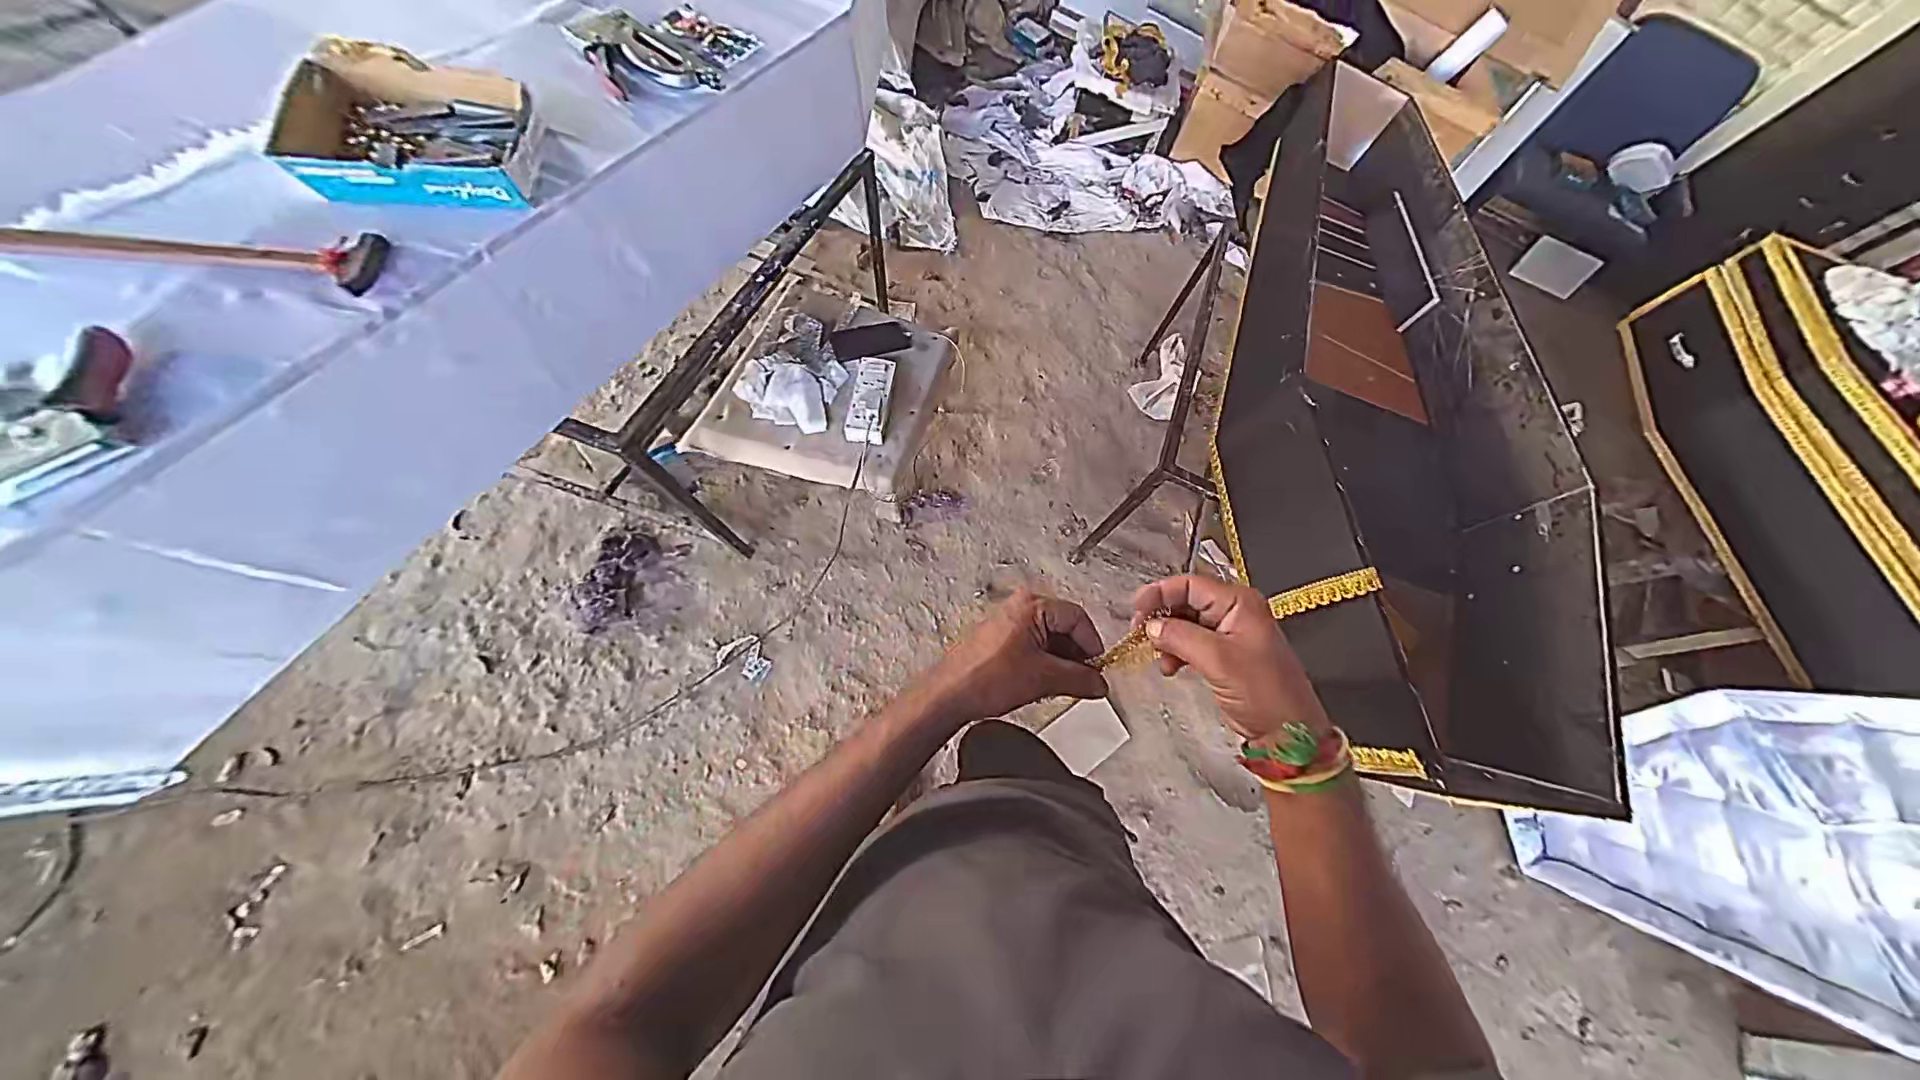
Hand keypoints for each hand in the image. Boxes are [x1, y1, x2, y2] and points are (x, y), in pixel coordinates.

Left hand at [918, 589, 1108, 723]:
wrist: (948, 695)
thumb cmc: (983, 678)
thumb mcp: (1044, 678)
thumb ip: (1079, 679)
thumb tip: (1098, 683)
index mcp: (1031, 606)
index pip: (1078, 618)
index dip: (1092, 645)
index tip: (1097, 669)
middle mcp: (1019, 607)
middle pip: (1065, 626)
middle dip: (1076, 655)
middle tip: (1084, 680)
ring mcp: (1009, 623)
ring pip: (1049, 638)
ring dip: (1061, 662)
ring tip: (1063, 685)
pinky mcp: (1001, 639)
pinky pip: (1033, 646)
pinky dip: (1044, 663)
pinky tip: (1043, 684)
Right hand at [1132, 574, 1328, 740]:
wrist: (1287, 734)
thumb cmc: (1267, 695)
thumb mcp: (1218, 660)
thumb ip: (1180, 636)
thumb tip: (1152, 625)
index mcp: (1240, 603)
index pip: (1190, 584)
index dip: (1160, 594)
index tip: (1138, 609)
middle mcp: (1235, 612)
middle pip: (1185, 602)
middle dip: (1161, 618)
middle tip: (1141, 633)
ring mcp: (1229, 633)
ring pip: (1184, 623)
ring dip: (1166, 638)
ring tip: (1161, 658)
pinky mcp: (1224, 654)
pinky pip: (1190, 643)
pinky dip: (1175, 652)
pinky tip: (1170, 666)